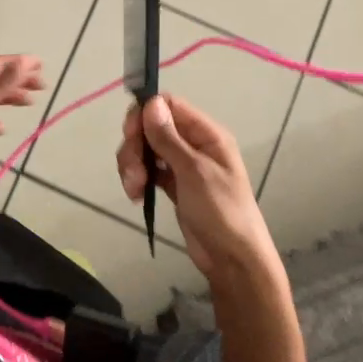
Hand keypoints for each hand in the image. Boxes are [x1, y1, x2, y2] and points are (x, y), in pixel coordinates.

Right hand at [118, 94, 270, 273]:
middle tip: (132, 173)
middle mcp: (194, 144)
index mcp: (207, 134)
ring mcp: (182, 164)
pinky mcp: (173, 183)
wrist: (232, 258)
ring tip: (134, 189)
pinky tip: (136, 195)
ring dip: (132, 165)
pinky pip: (147, 169)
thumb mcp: (194, 172)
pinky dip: (138, 178)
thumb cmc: (221, 212)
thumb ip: (169, 138)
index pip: (169, 105)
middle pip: (151, 127)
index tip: (130, 134)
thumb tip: (150, 103)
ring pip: (145, 149)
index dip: (145, 114)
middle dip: (135, 147)